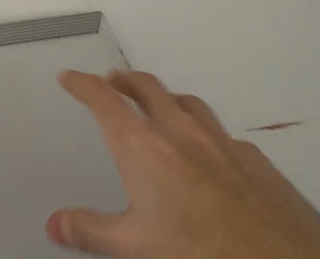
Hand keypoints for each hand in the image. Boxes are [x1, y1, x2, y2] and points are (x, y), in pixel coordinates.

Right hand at [49, 70, 319, 258]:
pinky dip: (213, 137)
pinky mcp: (265, 168)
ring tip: (162, 107)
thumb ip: (91, 230)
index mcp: (142, 145)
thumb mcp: (135, 246)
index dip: (82, 84)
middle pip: (148, 88)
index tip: (70, 78)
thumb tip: (54, 225)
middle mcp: (181, 133)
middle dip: (126, 81)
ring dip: (169, 100)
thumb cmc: (200, 252)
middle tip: (113, 81)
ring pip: (191, 105)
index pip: (102, 98)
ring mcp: (227, 147)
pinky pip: (231, 139)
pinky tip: (218, 156)